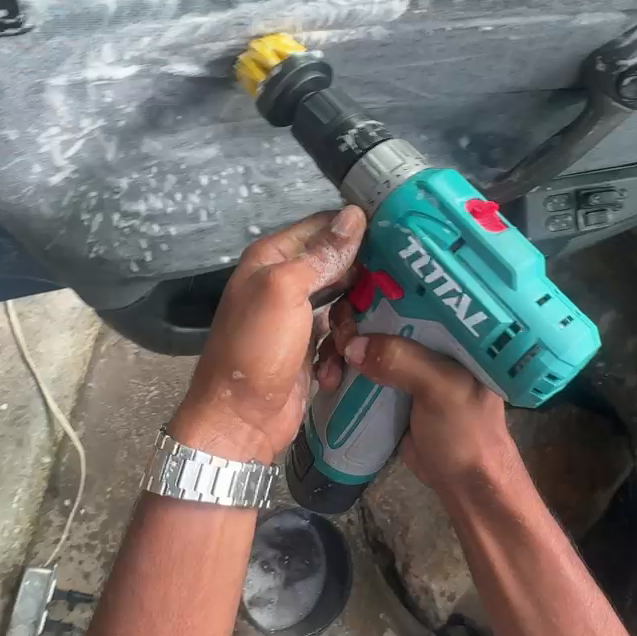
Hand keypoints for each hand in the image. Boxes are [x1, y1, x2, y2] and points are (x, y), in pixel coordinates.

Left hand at [168, 205, 365, 463]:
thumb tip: (355, 214)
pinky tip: (338, 365)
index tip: (395, 236)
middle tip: (390, 289)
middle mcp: (285, 281)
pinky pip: (341, 334)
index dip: (355, 229)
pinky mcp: (311, 346)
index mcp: (272, 258)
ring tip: (350, 339)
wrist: (241, 421)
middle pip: (339, 264)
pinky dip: (342, 349)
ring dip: (352, 321)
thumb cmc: (257, 348)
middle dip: (362, 279)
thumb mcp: (286, 291)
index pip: (322, 227)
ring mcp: (298, 316)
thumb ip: (321, 254)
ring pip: (346, 301)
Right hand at [316, 302, 514, 492]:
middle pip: (375, 310)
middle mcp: (426, 333)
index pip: (409, 287)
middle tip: (337, 344)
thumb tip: (351, 344)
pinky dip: (338, 367)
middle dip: (348, 322)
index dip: (377, 284)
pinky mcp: (387, 383)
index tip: (348, 292)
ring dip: (337, 349)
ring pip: (360, 337)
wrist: (464, 486)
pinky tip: (326, 381)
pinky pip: (356, 364)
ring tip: (328, 376)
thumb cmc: (467, 432)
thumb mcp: (442, 390)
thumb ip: (401, 361)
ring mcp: (404, 359)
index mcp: (450, 325)